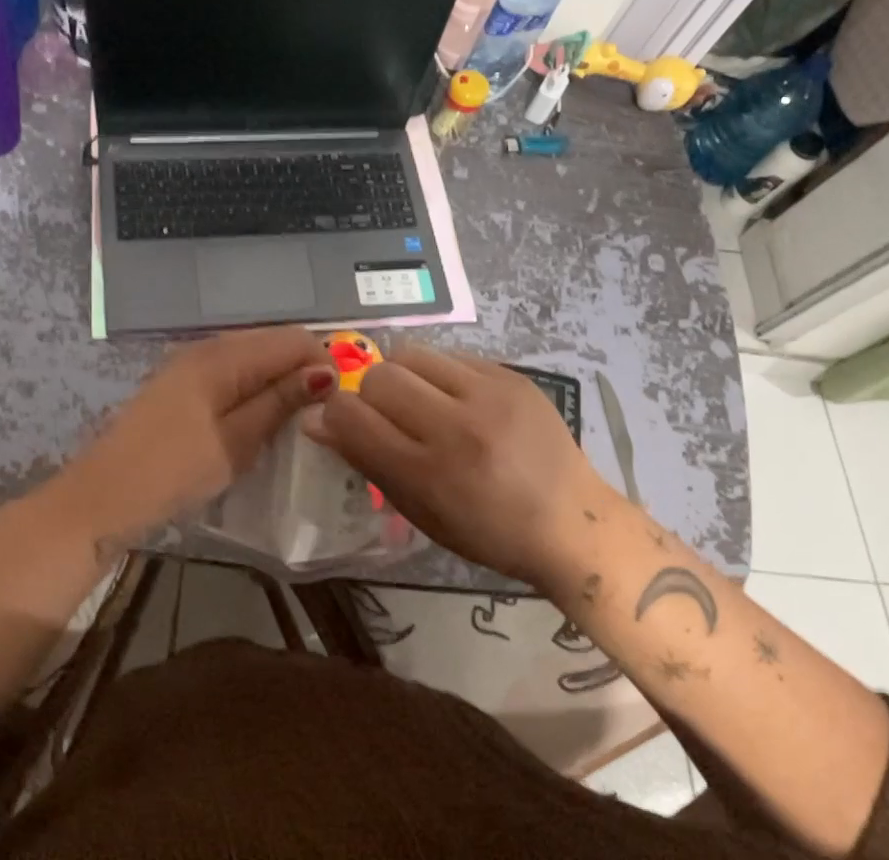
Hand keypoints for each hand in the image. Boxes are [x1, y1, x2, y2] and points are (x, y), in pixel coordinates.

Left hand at [72, 327, 335, 531]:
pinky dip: (252, 391)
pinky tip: (259, 422)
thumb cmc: (172, 472)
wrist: (103, 497)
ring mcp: (190, 365)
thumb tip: (325, 372)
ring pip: (253, 359)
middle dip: (303, 372)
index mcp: (223, 356)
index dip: (323, 366)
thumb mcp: (235, 442)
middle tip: (319, 418)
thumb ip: (279, 403)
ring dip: (278, 383)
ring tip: (293, 424)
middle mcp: (207, 348)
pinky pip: (231, 374)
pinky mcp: (180, 386)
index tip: (337, 408)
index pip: (293, 339)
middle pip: (272, 343)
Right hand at [305, 346, 603, 582]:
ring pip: (412, 354)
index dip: (334, 416)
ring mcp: (490, 395)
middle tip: (389, 418)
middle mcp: (458, 426)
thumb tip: (316, 420)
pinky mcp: (513, 376)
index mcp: (430, 473)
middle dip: (370, 395)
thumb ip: (368, 462)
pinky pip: (452, 356)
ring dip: (403, 377)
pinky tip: (456, 401)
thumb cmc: (487, 532)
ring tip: (420, 403)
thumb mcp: (420, 513)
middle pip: (379, 376)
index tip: (342, 424)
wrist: (572, 524)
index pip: (352, 417)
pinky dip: (440, 375)